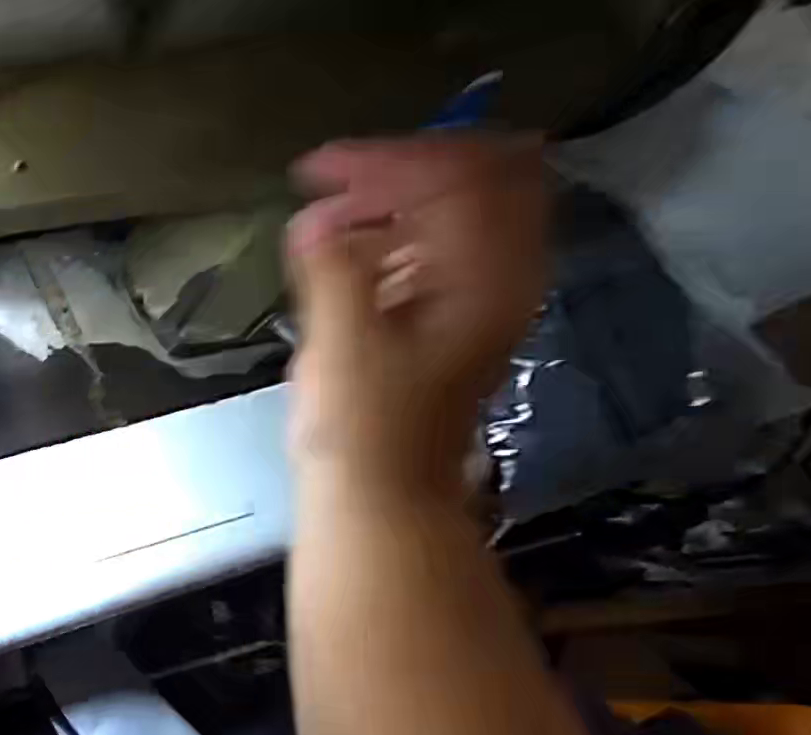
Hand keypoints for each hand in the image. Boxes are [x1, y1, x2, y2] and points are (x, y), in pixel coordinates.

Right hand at [285, 134, 547, 493]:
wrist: (377, 498)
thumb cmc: (360, 433)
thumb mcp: (341, 349)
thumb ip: (330, 273)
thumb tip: (311, 222)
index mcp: (485, 280)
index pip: (457, 178)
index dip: (386, 161)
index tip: (315, 170)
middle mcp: (499, 279)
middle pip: (473, 183)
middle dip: (398, 172)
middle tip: (327, 186)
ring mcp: (478, 301)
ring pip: (454, 217)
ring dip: (391, 205)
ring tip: (325, 223)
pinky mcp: (449, 323)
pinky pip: (434, 254)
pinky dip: (391, 241)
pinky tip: (344, 259)